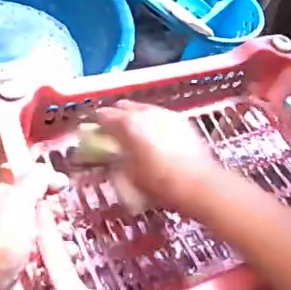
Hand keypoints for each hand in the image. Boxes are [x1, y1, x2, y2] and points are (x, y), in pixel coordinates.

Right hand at [93, 102, 226, 215]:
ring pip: (144, 109)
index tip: (92, 130)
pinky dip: (153, 123)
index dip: (95, 122)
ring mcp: (166, 114)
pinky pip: (161, 116)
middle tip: (112, 130)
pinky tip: (156, 137)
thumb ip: (116, 160)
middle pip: (124, 106)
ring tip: (135, 133)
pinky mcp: (182, 121)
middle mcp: (146, 112)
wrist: (198, 183)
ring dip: (136, 117)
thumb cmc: (158, 181)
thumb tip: (110, 156)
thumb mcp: (129, 174)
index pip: (104, 115)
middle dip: (116, 115)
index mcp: (128, 123)